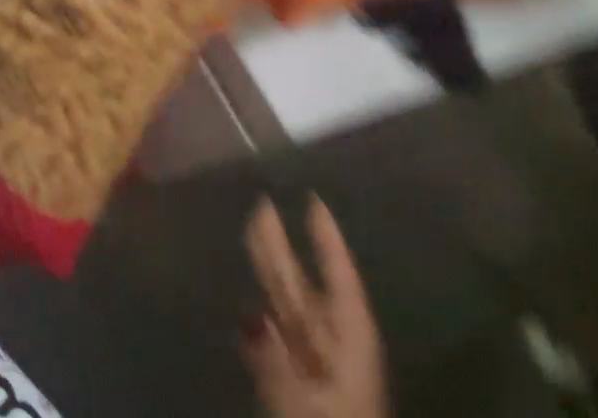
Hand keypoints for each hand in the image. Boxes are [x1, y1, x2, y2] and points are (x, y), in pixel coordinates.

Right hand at [244, 196, 387, 417]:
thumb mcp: (306, 399)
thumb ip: (277, 359)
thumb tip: (252, 315)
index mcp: (350, 338)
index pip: (339, 279)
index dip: (327, 240)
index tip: (313, 200)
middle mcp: (332, 339)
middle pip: (303, 284)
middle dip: (282, 245)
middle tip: (262, 203)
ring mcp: (314, 357)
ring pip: (287, 303)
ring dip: (268, 269)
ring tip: (249, 232)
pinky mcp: (296, 375)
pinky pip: (276, 333)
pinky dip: (262, 312)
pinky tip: (247, 300)